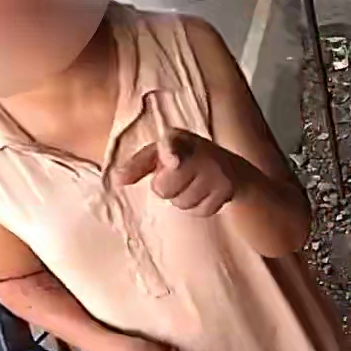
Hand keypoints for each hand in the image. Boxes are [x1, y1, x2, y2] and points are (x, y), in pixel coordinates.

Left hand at [112, 126, 249, 216]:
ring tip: (194, 185)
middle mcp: (200, 152)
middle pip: (164, 188)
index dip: (169, 154)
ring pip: (181, 203)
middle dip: (167, 188)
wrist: (233, 169)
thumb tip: (117, 181)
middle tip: (179, 178)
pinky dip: (199, 207)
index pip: (170, 145)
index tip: (173, 161)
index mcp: (179, 138)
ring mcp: (216, 172)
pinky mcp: (227, 190)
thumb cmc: (186, 160)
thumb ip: (138, 166)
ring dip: (183, 199)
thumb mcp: (161, 155)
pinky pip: (199, 211)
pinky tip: (206, 193)